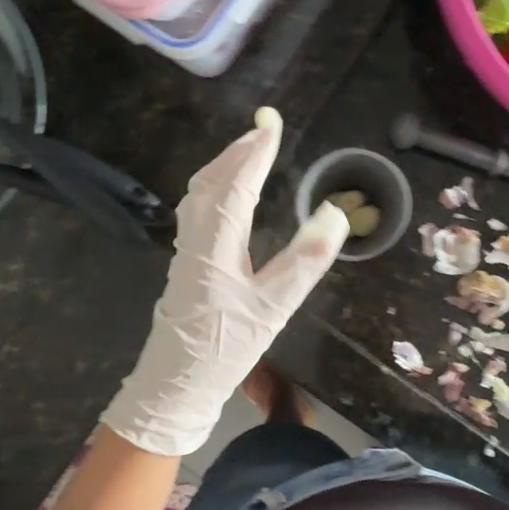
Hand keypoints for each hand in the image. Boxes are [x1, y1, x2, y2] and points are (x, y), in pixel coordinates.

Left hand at [100, 109, 348, 456]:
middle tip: (264, 130)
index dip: (257, 152)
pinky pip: (198, 211)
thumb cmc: (224, 349)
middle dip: (238, 152)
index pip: (238, 184)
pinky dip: (216, 189)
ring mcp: (186, 252)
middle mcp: (195, 239)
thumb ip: (305, 260)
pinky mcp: (186, 266)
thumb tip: (335, 212)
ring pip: (200, 195)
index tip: (272, 122)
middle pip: (212, 182)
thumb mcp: (273, 308)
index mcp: (215, 243)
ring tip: (248, 154)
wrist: (174, 386)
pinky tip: (227, 200)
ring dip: (223, 168)